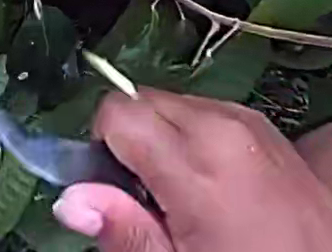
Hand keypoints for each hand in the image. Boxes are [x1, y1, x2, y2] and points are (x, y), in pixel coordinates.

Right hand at [52, 90, 331, 251]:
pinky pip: (205, 110)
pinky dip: (193, 135)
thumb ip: (126, 231)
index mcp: (196, 164)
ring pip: (171, 102)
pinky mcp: (263, 122)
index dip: (102, 147)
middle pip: (141, 99)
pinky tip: (215, 186)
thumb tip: (67, 197)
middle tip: (149, 201)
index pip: (117, 111)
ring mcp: (245, 118)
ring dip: (161, 135)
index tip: (114, 189)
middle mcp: (219, 124)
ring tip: (185, 198)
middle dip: (131, 139)